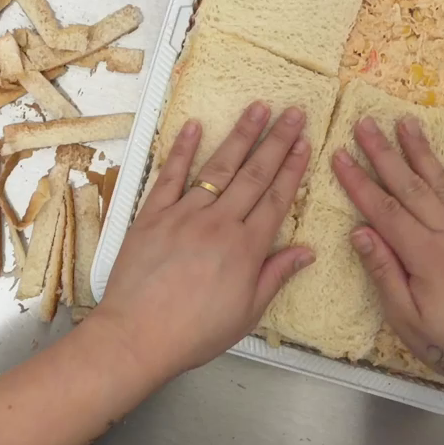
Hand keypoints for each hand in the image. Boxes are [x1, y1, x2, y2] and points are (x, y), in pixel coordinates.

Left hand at [88, 102, 313, 380]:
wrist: (137, 336)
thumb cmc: (194, 333)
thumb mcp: (247, 313)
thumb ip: (275, 276)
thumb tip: (306, 252)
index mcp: (246, 249)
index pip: (276, 199)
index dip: (292, 169)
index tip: (304, 143)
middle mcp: (219, 224)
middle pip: (254, 175)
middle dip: (276, 141)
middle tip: (293, 112)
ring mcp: (184, 215)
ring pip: (218, 168)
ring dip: (240, 135)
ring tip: (257, 108)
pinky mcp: (152, 216)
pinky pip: (170, 176)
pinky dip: (182, 150)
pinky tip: (194, 126)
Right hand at [331, 116, 443, 382]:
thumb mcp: (404, 316)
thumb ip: (383, 270)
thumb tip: (359, 231)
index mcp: (425, 255)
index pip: (384, 210)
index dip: (359, 181)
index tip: (340, 155)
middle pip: (411, 187)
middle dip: (385, 154)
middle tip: (366, 123)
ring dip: (423, 153)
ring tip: (406, 123)